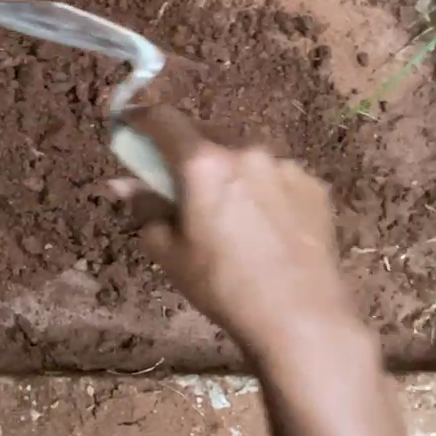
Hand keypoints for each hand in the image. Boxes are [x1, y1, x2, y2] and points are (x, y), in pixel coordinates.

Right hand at [117, 106, 363, 364]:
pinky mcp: (314, 185)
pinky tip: (260, 226)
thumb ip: (144, 207)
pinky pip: (273, 174)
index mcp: (202, 164)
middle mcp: (246, 151)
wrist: (301, 317)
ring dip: (224, 171)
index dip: (140, 118)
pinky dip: (257, 188)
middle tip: (178, 188)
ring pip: (241, 155)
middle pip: (204, 135)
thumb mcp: (167, 251)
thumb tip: (121, 183)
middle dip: (185, 154)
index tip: (128, 127)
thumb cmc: (221, 285)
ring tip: (225, 214)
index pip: (163, 118)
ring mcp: (286, 165)